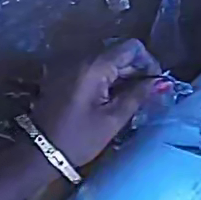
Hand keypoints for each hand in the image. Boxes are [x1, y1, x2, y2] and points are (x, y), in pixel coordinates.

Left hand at [30, 39, 170, 165]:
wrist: (40, 152)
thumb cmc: (79, 138)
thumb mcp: (113, 118)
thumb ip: (138, 95)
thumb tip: (161, 82)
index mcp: (95, 66)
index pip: (131, 47)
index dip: (148, 62)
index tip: (155, 84)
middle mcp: (81, 58)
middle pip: (119, 52)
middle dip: (137, 70)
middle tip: (147, 95)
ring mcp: (70, 65)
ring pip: (107, 60)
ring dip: (123, 75)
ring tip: (131, 99)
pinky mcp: (64, 75)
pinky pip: (93, 69)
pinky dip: (107, 79)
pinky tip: (112, 99)